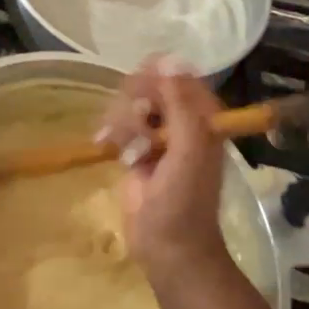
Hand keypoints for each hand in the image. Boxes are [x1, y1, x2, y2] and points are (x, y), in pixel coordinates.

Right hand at [98, 57, 229, 280]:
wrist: (167, 249)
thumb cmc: (185, 201)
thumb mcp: (189, 149)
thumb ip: (181, 103)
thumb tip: (169, 59)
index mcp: (202, 117)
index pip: (179, 75)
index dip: (158, 75)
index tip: (142, 90)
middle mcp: (180, 121)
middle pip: (150, 85)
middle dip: (136, 100)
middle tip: (137, 124)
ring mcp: (156, 137)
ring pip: (130, 103)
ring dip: (122, 120)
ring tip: (127, 147)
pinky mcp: (135, 151)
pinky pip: (119, 124)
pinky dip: (111, 131)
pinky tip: (106, 145)